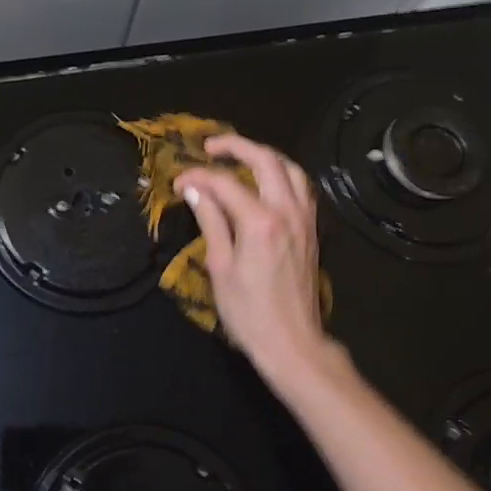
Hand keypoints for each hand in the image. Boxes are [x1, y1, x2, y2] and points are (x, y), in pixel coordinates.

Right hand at [173, 134, 331, 382]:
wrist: (292, 343)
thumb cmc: (248, 312)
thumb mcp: (220, 267)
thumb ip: (211, 222)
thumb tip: (195, 190)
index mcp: (260, 222)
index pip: (224, 183)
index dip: (197, 177)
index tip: (178, 183)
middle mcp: (287, 212)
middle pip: (266, 161)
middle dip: (236, 147)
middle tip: (210, 148)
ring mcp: (304, 220)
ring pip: (290, 170)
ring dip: (264, 157)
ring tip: (239, 159)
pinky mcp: (311, 230)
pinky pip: (301, 188)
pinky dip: (282, 175)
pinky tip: (265, 183)